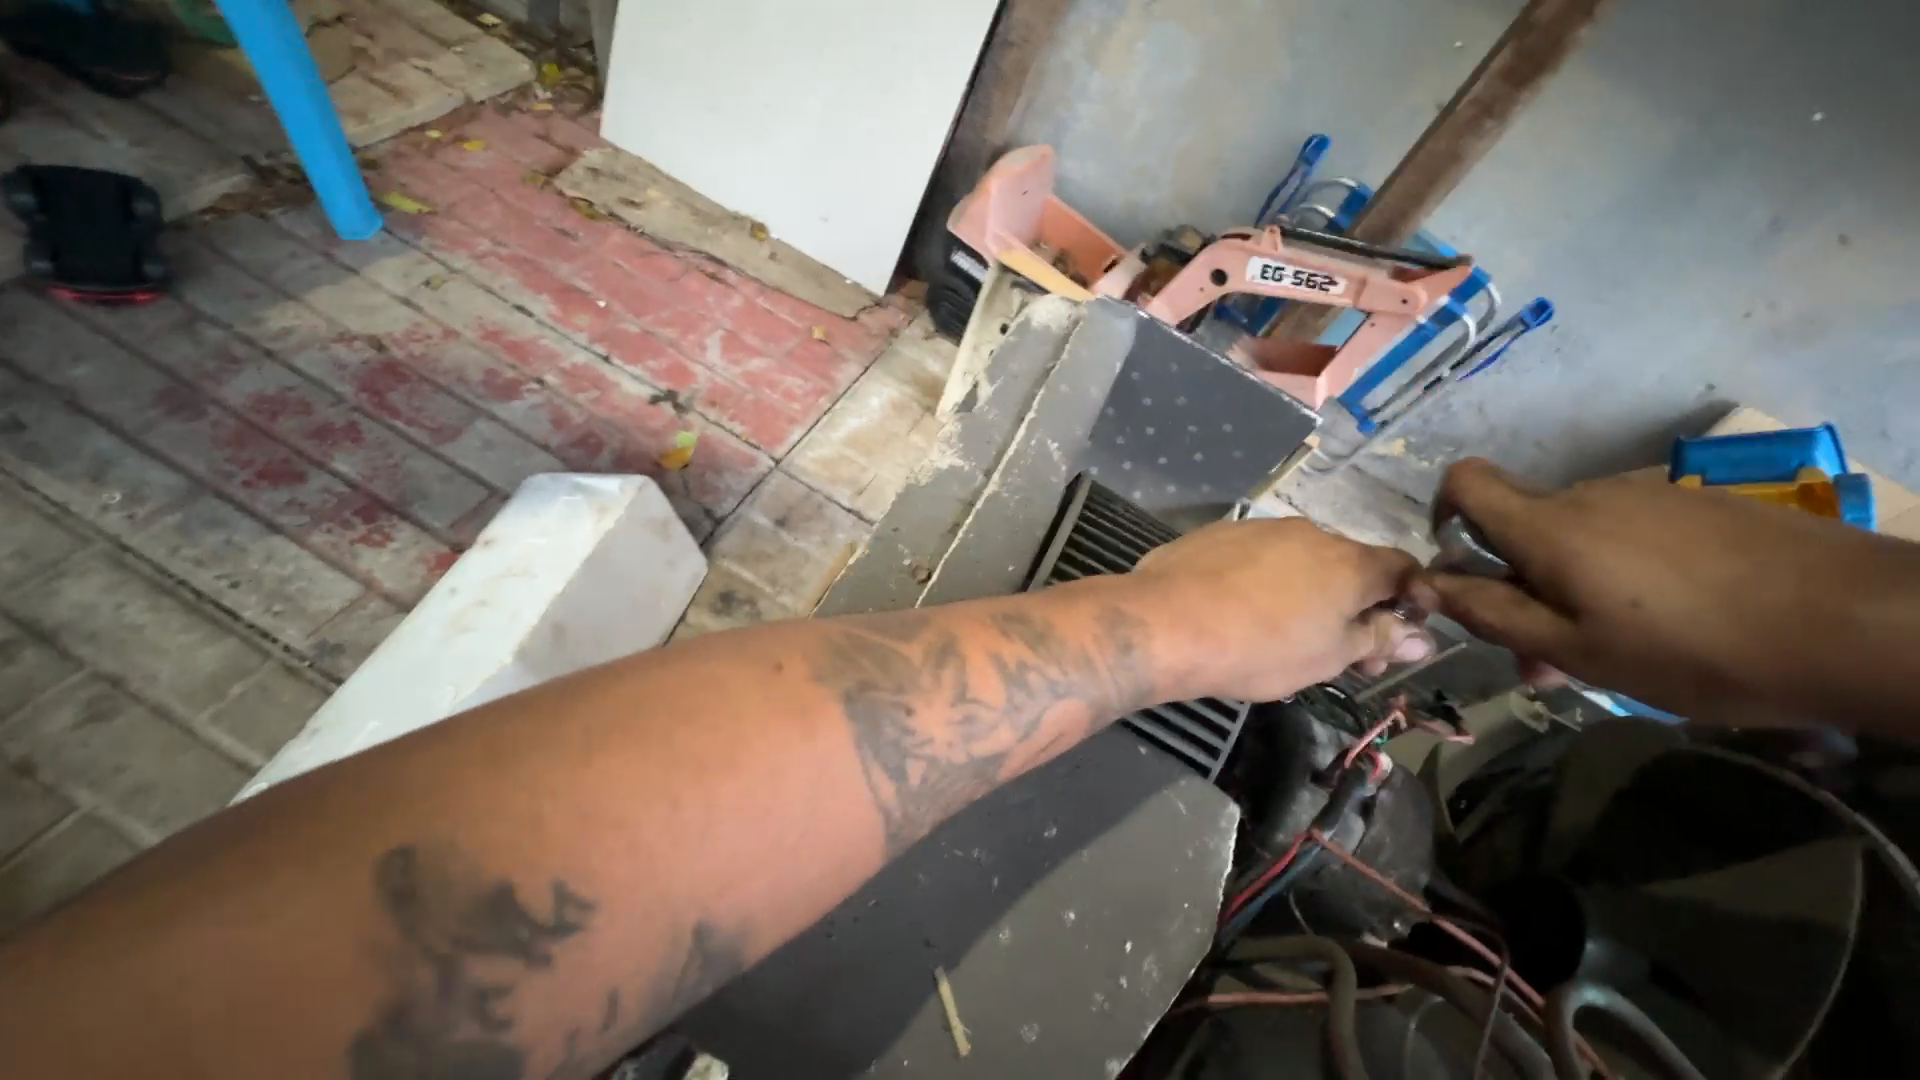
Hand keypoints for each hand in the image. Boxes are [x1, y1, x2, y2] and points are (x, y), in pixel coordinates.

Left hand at [1132, 517, 1430, 702]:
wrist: (1164, 623)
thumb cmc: (1259, 647)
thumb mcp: (1328, 656)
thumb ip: (1377, 640)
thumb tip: (1420, 638)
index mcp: (1347, 560)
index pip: (1402, 568)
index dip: (1411, 601)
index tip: (1398, 636)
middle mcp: (1307, 532)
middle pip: (1348, 566)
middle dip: (1355, 607)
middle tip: (1345, 655)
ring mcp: (1257, 529)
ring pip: (1299, 561)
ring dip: (1307, 594)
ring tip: (1286, 637)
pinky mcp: (1214, 535)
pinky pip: (1255, 558)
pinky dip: (1262, 582)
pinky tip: (1241, 612)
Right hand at [1415, 458, 1919, 726]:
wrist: (1862, 626)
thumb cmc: (1693, 649)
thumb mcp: (1574, 650)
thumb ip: (1490, 614)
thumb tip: (1423, 584)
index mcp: (1547, 527)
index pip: (1465, 482)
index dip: (1444, 513)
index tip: (1459, 564)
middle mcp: (1589, 495)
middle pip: (1521, 524)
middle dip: (1515, 580)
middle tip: (1545, 651)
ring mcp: (1649, 496)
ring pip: (1577, 536)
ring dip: (1569, 582)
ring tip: (1613, 645)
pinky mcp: (1699, 508)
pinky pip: (1628, 533)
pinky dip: (1619, 572)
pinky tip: (1668, 620)